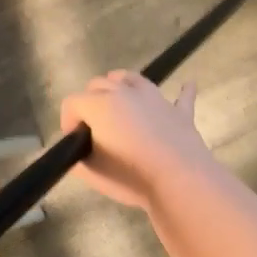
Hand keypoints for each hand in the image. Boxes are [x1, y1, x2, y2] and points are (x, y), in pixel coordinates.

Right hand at [60, 71, 214, 209]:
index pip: (73, 102)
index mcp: (101, 105)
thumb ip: (78, 156)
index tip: (74, 141)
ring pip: (134, 79)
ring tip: (120, 98)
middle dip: (91, 100)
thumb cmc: (130, 175)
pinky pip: (182, 95)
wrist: (177, 177)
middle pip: (99, 84)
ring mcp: (156, 98)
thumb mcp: (90, 172)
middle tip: (93, 126)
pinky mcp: (180, 111)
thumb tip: (79, 150)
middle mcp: (127, 93)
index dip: (68, 121)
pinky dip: (182, 91)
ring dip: (123, 85)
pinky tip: (188, 84)